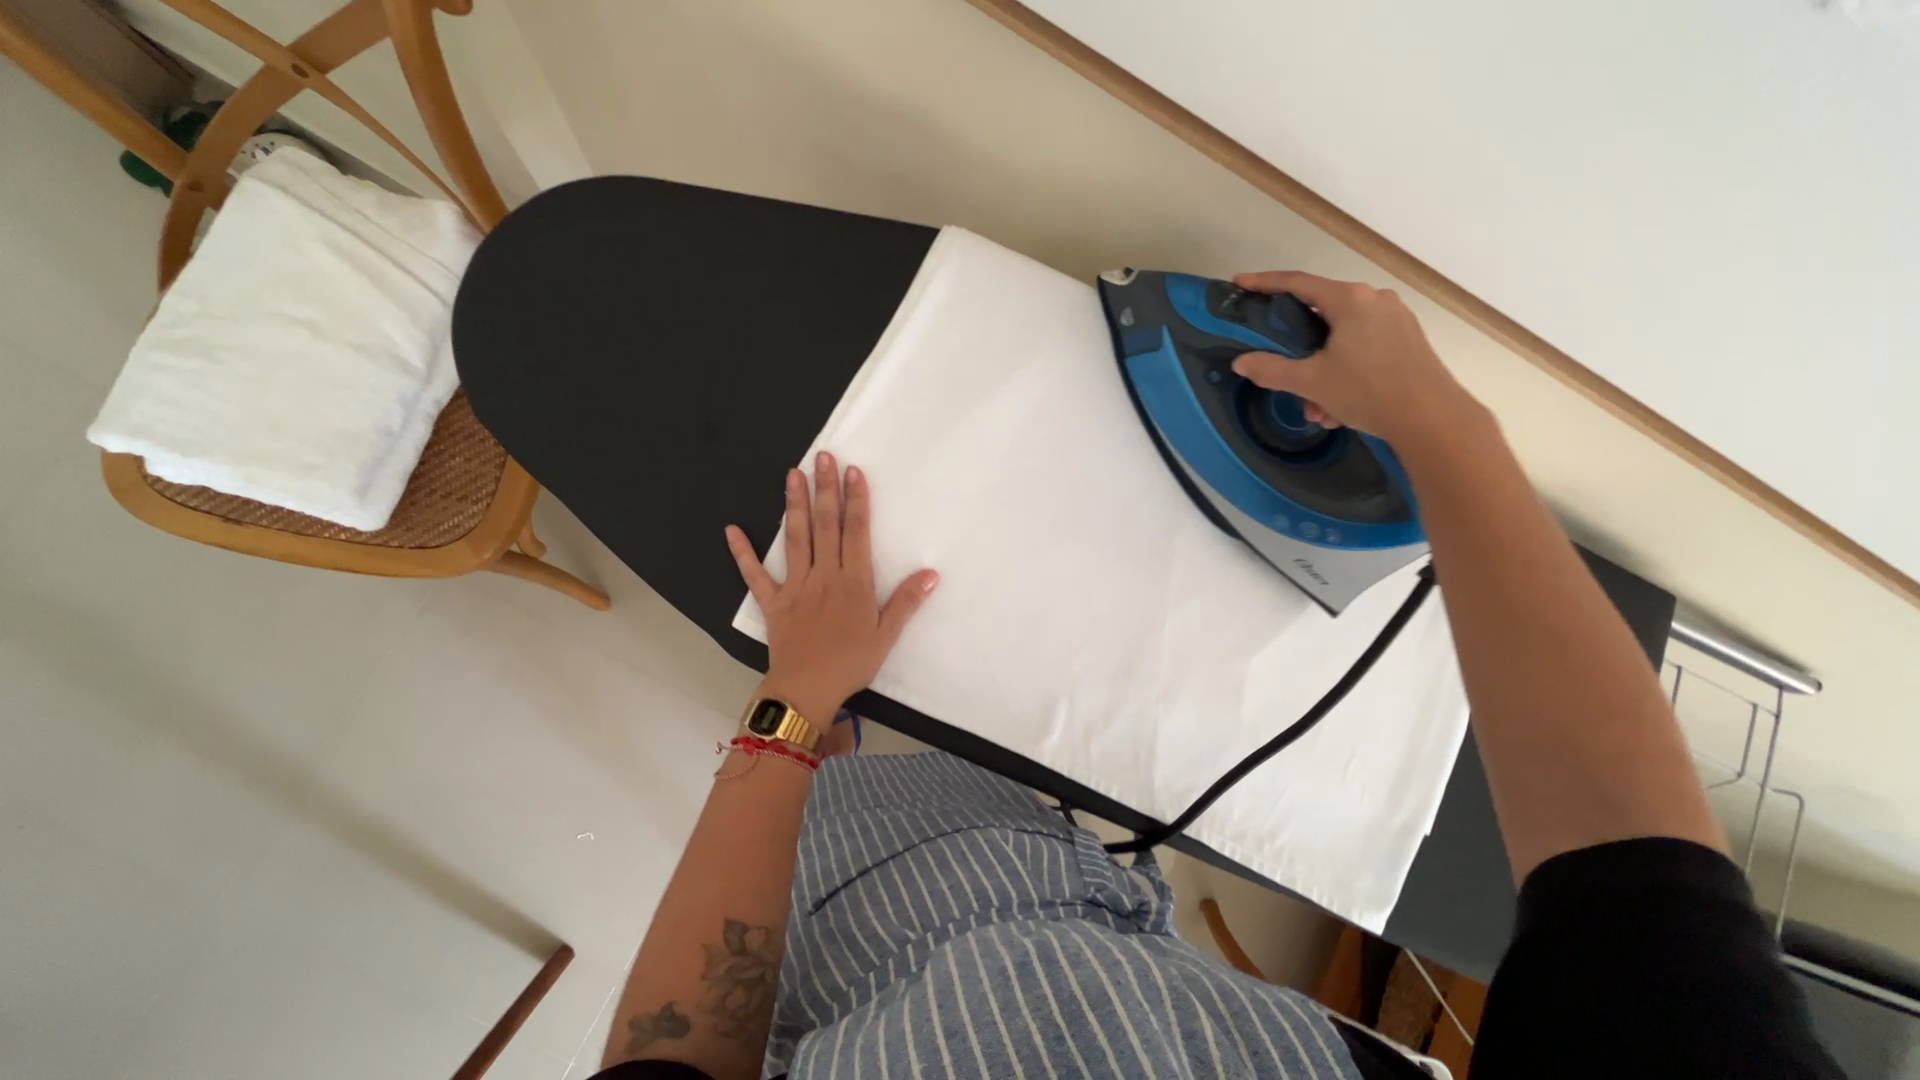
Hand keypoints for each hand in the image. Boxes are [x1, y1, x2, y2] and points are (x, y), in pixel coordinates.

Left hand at [725, 451, 937, 735]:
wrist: (807, 689)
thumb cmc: (850, 664)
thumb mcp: (886, 635)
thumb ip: (906, 601)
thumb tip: (931, 573)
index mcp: (853, 582)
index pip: (856, 532)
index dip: (855, 500)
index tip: (852, 471)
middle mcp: (824, 575)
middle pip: (825, 525)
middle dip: (825, 489)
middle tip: (823, 456)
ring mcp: (795, 586)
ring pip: (795, 538)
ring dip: (793, 505)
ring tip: (792, 474)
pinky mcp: (773, 602)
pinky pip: (754, 575)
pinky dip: (742, 553)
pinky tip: (731, 529)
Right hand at [1228, 271, 1481, 445]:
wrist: (1431, 419)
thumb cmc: (1368, 391)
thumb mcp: (1311, 382)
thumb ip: (1271, 369)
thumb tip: (1242, 362)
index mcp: (1350, 299)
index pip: (1297, 283)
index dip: (1264, 283)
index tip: (1241, 283)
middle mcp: (1374, 300)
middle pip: (1320, 314)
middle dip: (1297, 350)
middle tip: (1278, 369)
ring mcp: (1395, 319)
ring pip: (1341, 338)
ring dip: (1321, 372)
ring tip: (1315, 409)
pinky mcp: (1408, 340)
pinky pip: (1363, 349)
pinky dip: (1344, 373)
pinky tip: (1338, 409)